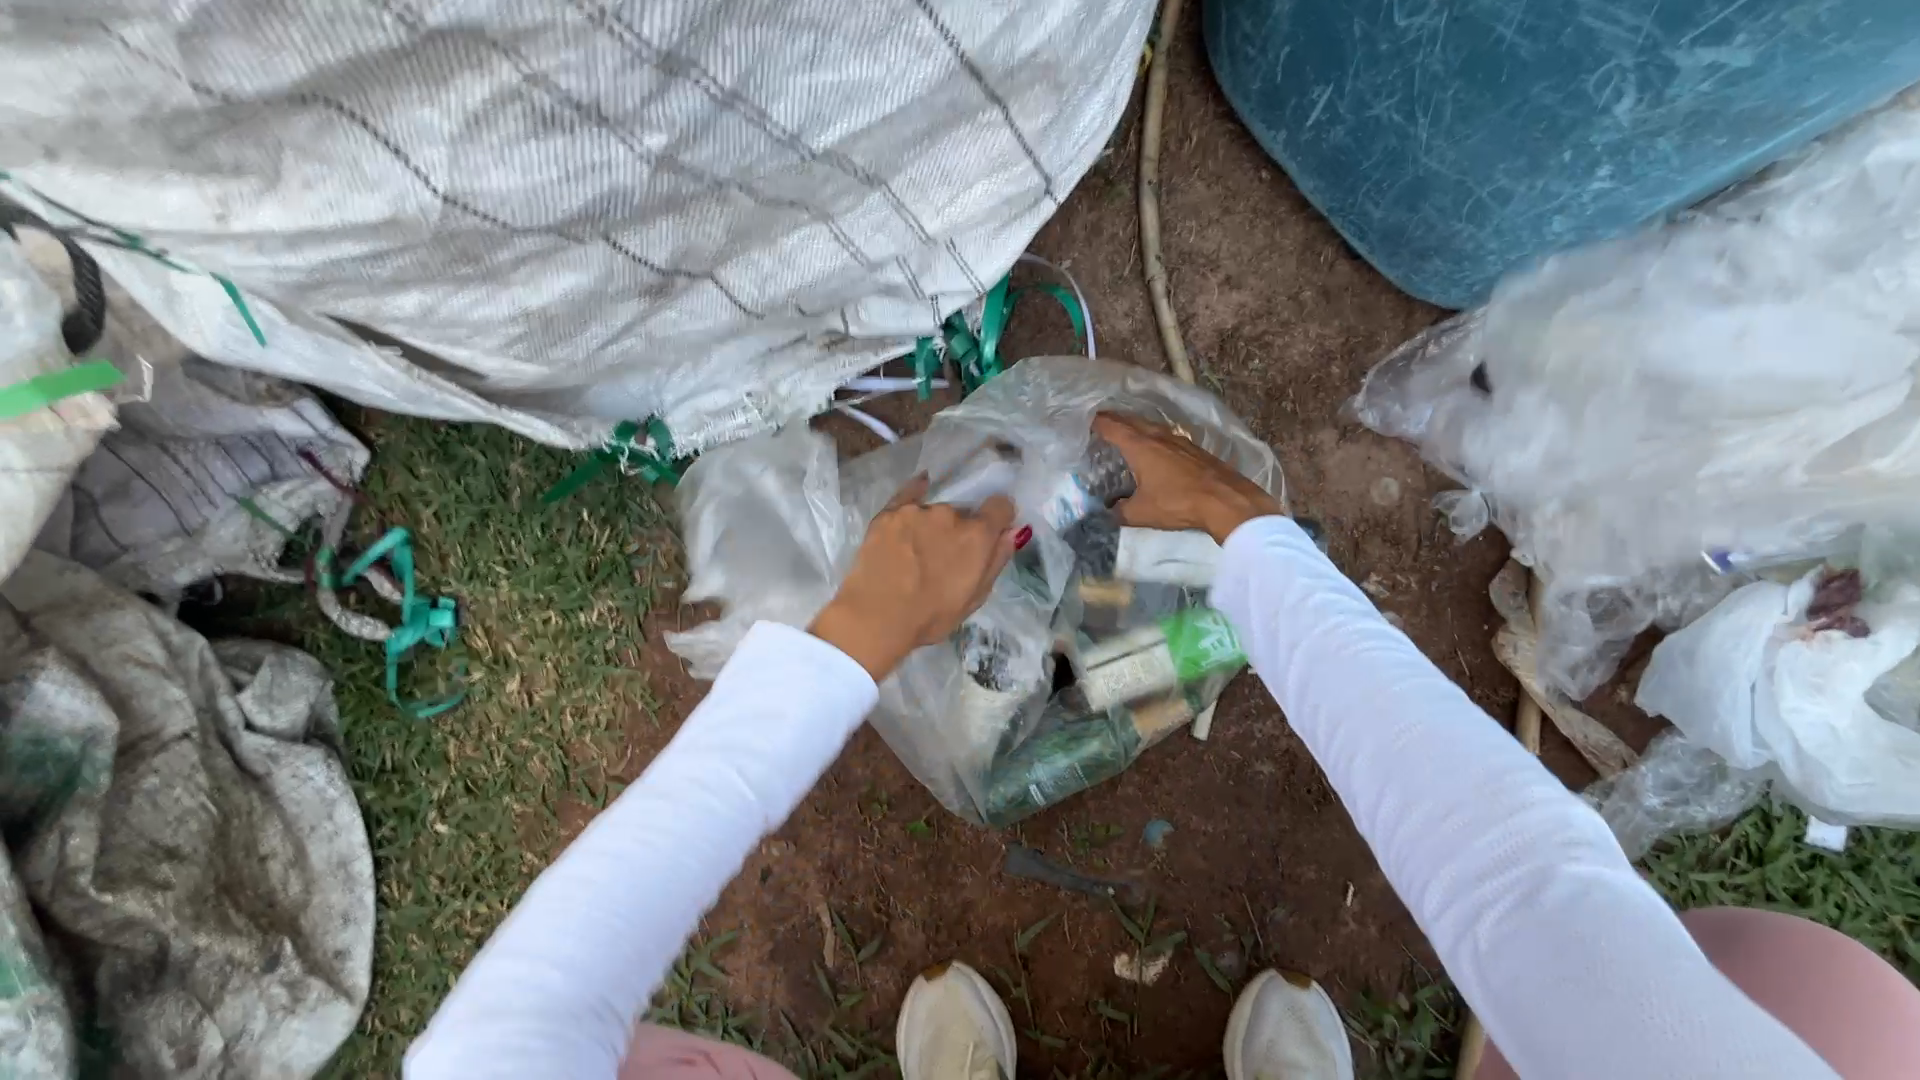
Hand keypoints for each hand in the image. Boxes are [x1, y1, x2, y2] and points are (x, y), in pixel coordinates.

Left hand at [809, 475, 1022, 680]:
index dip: (999, 517)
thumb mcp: (974, 598)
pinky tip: (917, 493)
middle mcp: (950, 513)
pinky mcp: (889, 512)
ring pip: (935, 510)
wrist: (875, 617)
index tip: (992, 531)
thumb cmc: (930, 616)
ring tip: (916, 550)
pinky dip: (915, 494)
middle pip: (963, 513)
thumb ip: (996, 560)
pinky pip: (909, 494)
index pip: (1000, 505)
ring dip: (933, 524)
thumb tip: (1012, 532)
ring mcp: (917, 510)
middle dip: (960, 530)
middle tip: (944, 556)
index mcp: (977, 535)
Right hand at [1093, 412, 1282, 542]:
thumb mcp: (1140, 513)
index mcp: (1139, 445)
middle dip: (1113, 420)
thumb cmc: (1177, 502)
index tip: (1083, 421)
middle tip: (1098, 425)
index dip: (1095, 422)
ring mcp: (1178, 440)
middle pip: (1130, 420)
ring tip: (1123, 435)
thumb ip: (1118, 512)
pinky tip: (1153, 450)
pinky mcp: (1193, 449)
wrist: (1225, 500)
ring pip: (1149, 426)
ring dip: (1134, 428)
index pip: (1111, 425)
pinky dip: (1152, 438)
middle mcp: (1157, 436)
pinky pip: (1165, 436)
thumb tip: (1106, 512)